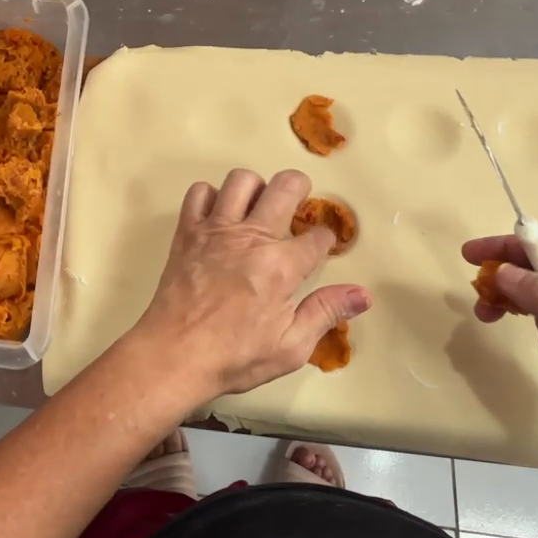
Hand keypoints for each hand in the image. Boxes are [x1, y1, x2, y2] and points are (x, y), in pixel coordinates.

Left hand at [131, 168, 371, 400]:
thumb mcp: (290, 347)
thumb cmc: (234, 357)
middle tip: (299, 202)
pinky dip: (211, 197)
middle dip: (300, 188)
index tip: (323, 245)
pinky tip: (218, 216)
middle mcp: (251, 237)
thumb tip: (362, 294)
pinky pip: (199, 193)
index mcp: (281, 266)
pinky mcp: (187, 231)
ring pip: (241, 180)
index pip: (317, 237)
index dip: (326, 239)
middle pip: (285, 187)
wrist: (174, 353)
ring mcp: (216, 229)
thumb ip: (325, 312)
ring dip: (256, 187)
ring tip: (258, 206)